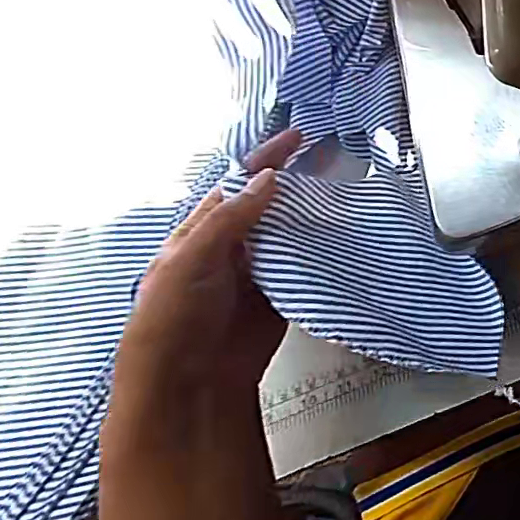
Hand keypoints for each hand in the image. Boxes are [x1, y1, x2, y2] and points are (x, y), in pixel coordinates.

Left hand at [100, 132, 314, 519]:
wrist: (191, 384)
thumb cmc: (173, 319)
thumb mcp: (187, 263)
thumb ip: (229, 220)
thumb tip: (272, 177)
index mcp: (202, 230)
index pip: (238, 182)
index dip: (266, 157)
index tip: (300, 135)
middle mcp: (234, 241)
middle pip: (271, 198)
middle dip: (298, 173)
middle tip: (334, 150)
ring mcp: (261, 264)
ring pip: (292, 224)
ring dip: (315, 202)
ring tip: (347, 180)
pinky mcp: (284, 286)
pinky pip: (306, 254)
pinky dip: (324, 237)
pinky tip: (345, 224)